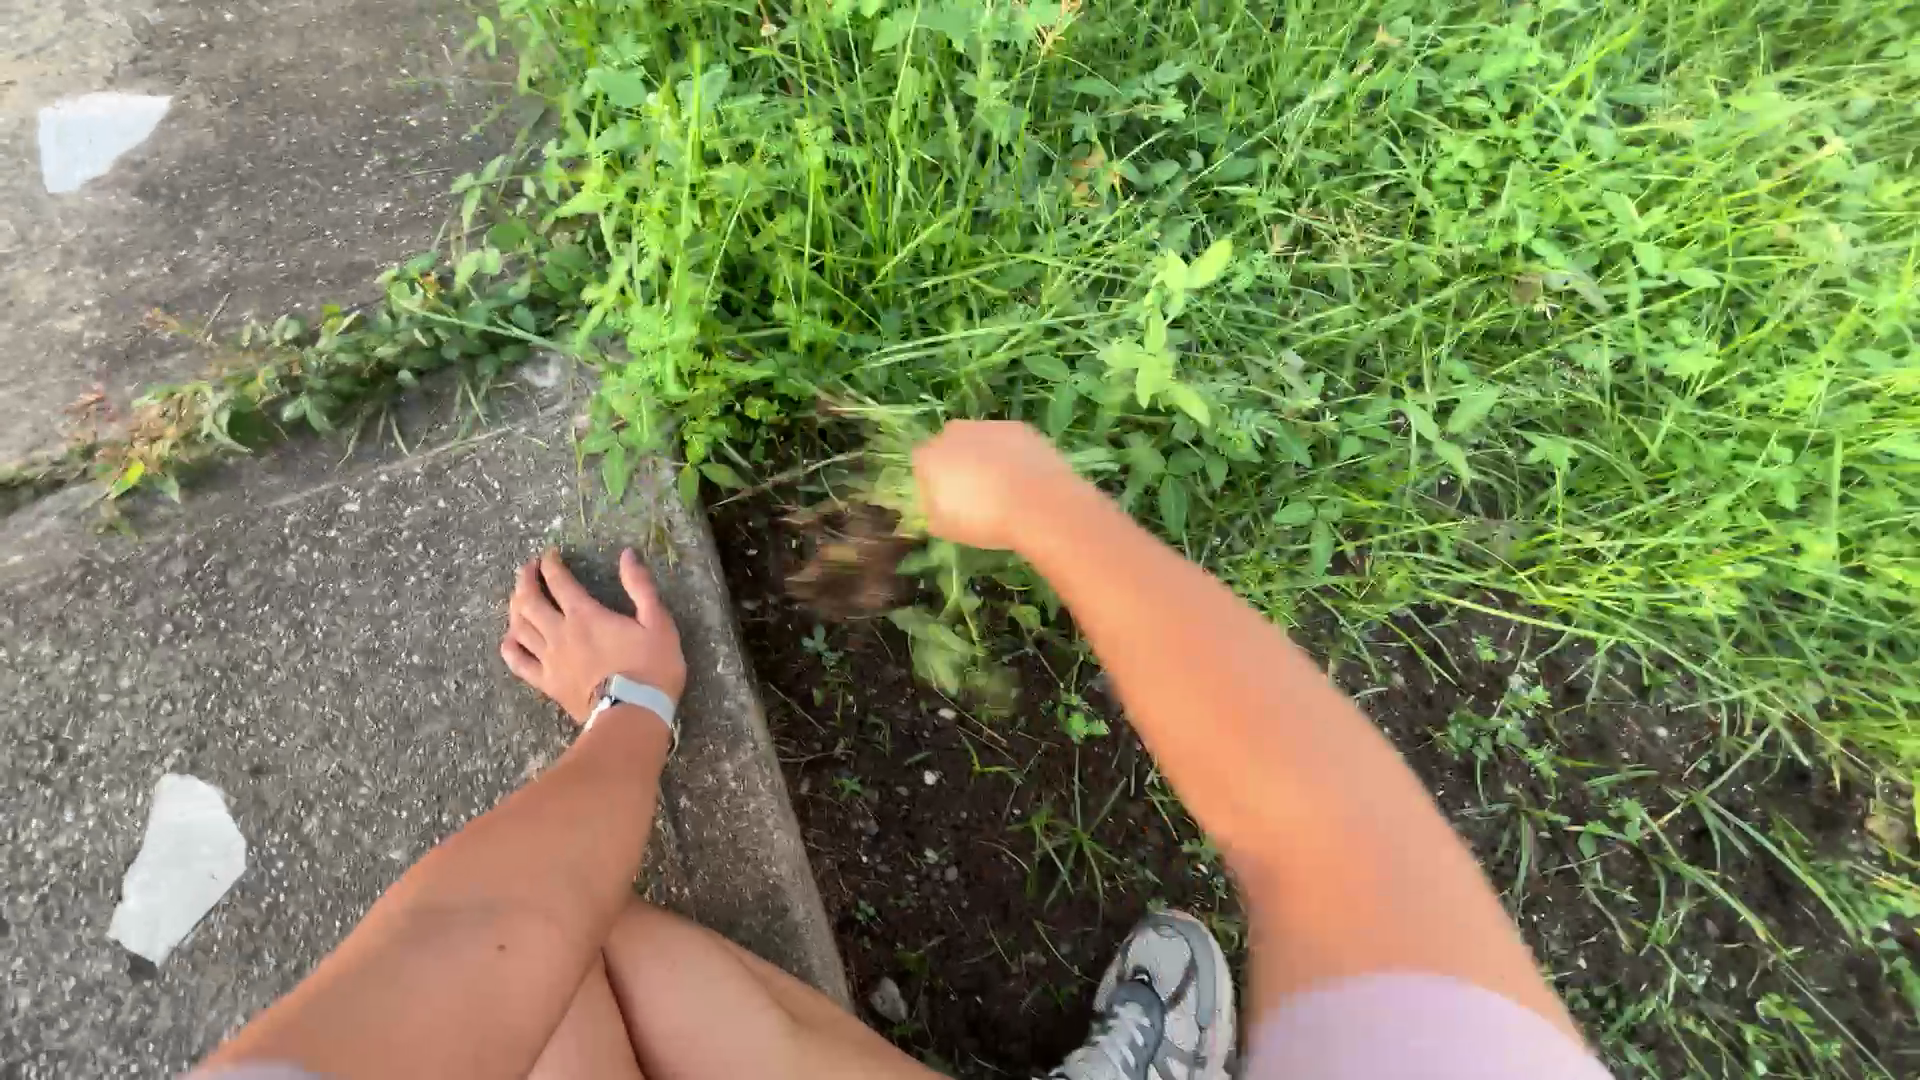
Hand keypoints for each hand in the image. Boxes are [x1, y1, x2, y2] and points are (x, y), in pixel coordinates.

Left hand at [500, 548, 686, 723]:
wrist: (633, 713)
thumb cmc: (651, 666)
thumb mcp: (657, 621)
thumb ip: (640, 587)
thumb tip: (626, 555)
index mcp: (585, 615)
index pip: (559, 582)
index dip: (551, 565)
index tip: (549, 554)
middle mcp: (560, 632)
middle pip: (530, 601)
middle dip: (525, 580)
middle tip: (526, 569)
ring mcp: (549, 659)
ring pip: (519, 628)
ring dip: (514, 608)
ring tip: (517, 597)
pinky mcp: (547, 682)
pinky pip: (519, 663)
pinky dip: (510, 648)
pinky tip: (509, 640)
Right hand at [911, 420, 1083, 550]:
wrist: (1039, 504)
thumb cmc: (985, 520)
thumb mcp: (947, 529)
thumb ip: (932, 513)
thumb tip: (934, 505)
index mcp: (931, 457)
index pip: (921, 462)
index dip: (932, 479)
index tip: (945, 497)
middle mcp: (955, 433)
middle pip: (949, 445)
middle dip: (957, 462)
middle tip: (973, 490)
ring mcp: (988, 426)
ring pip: (979, 439)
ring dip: (984, 456)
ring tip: (1002, 485)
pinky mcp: (1018, 427)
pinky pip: (1006, 440)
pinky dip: (1010, 453)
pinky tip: (1022, 476)